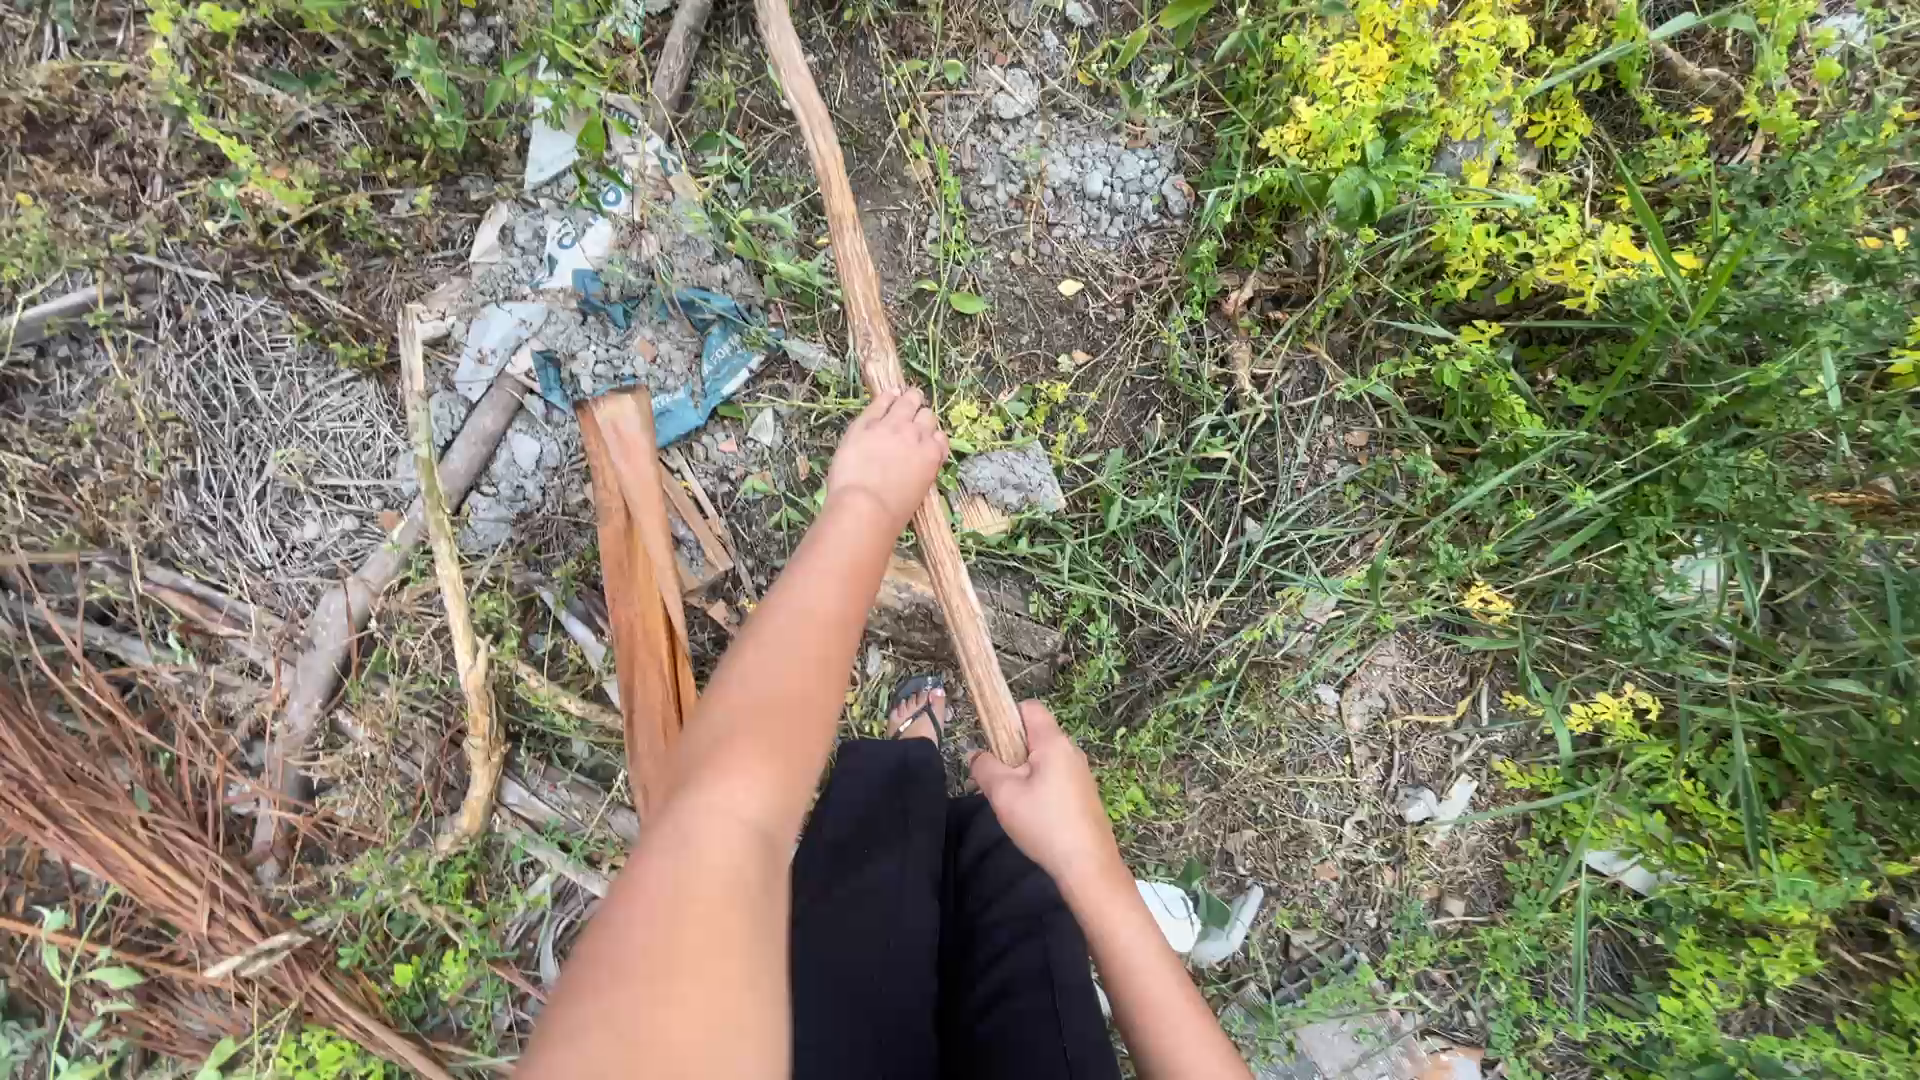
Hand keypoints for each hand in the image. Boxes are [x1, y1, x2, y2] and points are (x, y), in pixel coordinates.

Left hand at [824, 388, 947, 532]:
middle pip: (926, 416)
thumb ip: (921, 472)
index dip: (933, 438)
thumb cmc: (892, 513)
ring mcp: (891, 426)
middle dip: (923, 416)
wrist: (864, 506)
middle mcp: (916, 435)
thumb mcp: (918, 494)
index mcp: (932, 456)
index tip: (927, 440)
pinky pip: (880, 402)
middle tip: (917, 417)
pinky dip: (887, 396)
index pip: (940, 438)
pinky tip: (889, 393)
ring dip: (910, 399)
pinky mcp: (866, 423)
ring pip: (907, 402)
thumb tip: (917, 468)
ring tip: (908, 396)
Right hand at [970, 701, 1124, 890]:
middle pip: (1035, 734)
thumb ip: (985, 767)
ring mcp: (1081, 773)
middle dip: (1012, 750)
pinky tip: (1033, 815)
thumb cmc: (1044, 824)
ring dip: (1024, 772)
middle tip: (998, 779)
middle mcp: (1071, 750)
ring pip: (1044, 758)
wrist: (1088, 867)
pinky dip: (1040, 786)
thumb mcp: (1003, 794)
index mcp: (1054, 742)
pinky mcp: (1085, 793)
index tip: (991, 741)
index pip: (1029, 708)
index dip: (1006, 715)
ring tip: (1013, 801)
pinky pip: (1056, 776)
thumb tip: (976, 755)